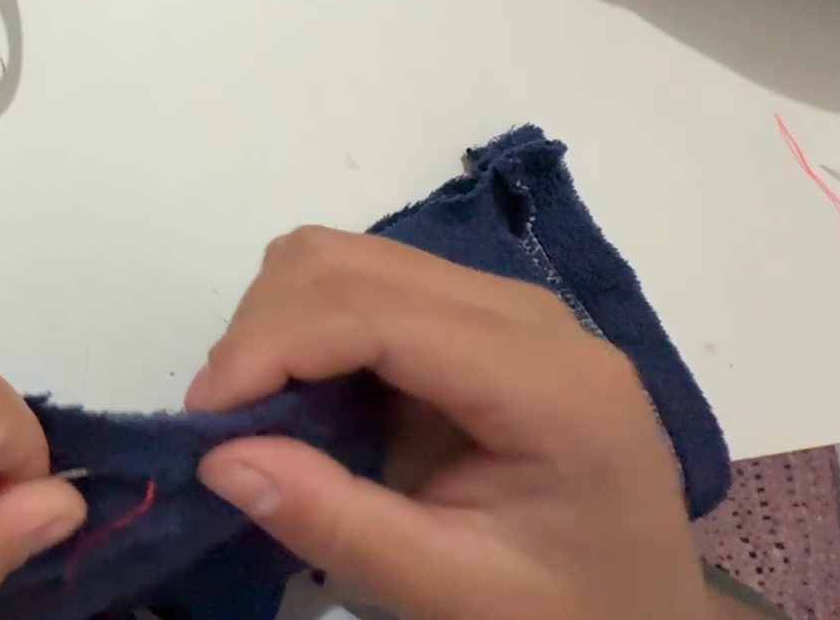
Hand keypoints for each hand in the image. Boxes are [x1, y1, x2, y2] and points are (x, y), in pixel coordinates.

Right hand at [185, 227, 720, 619]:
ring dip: (271, 317)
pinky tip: (304, 381)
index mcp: (548, 384)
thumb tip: (214, 456)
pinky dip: (294, 315)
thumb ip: (336, 523)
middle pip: (339, 264)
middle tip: (228, 419)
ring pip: (331, 254)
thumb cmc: (560, 614)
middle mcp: (519, 312)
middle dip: (259, 332)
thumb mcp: (455, 599)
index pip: (370, 313)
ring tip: (263, 400)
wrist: (633, 610)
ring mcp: (487, 298)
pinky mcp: (455, 302)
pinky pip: (343, 272)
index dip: (267, 347)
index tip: (206, 417)